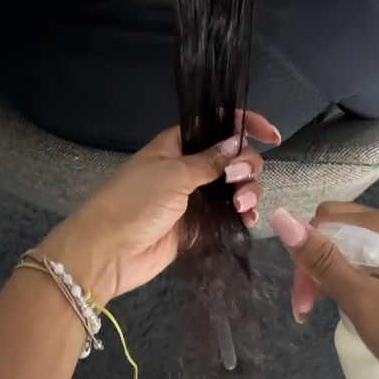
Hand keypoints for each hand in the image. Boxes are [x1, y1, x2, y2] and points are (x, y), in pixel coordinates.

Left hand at [38, 112, 278, 302]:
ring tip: (242, 206)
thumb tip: (237, 143)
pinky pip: (229, 215)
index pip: (218, 125)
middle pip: (234, 157)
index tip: (272, 135)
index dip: (245, 125)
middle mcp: (189, 167)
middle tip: (238, 182)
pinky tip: (248, 221)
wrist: (106, 252)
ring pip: (236, 187)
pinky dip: (243, 216)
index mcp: (178, 144)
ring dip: (248, 192)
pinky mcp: (198, 226)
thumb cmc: (134, 202)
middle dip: (247, 166)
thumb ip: (210, 160)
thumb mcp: (173, 174)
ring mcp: (195, 197)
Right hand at [270, 203, 378, 378]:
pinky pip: (371, 257)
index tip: (303, 303)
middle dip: (316, 264)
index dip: (304, 258)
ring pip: (352, 245)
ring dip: (332, 273)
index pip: (325, 222)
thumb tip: (280, 215)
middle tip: (309, 309)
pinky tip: (354, 305)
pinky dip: (354, 277)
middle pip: (338, 229)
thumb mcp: (359, 299)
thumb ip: (320, 258)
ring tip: (329, 311)